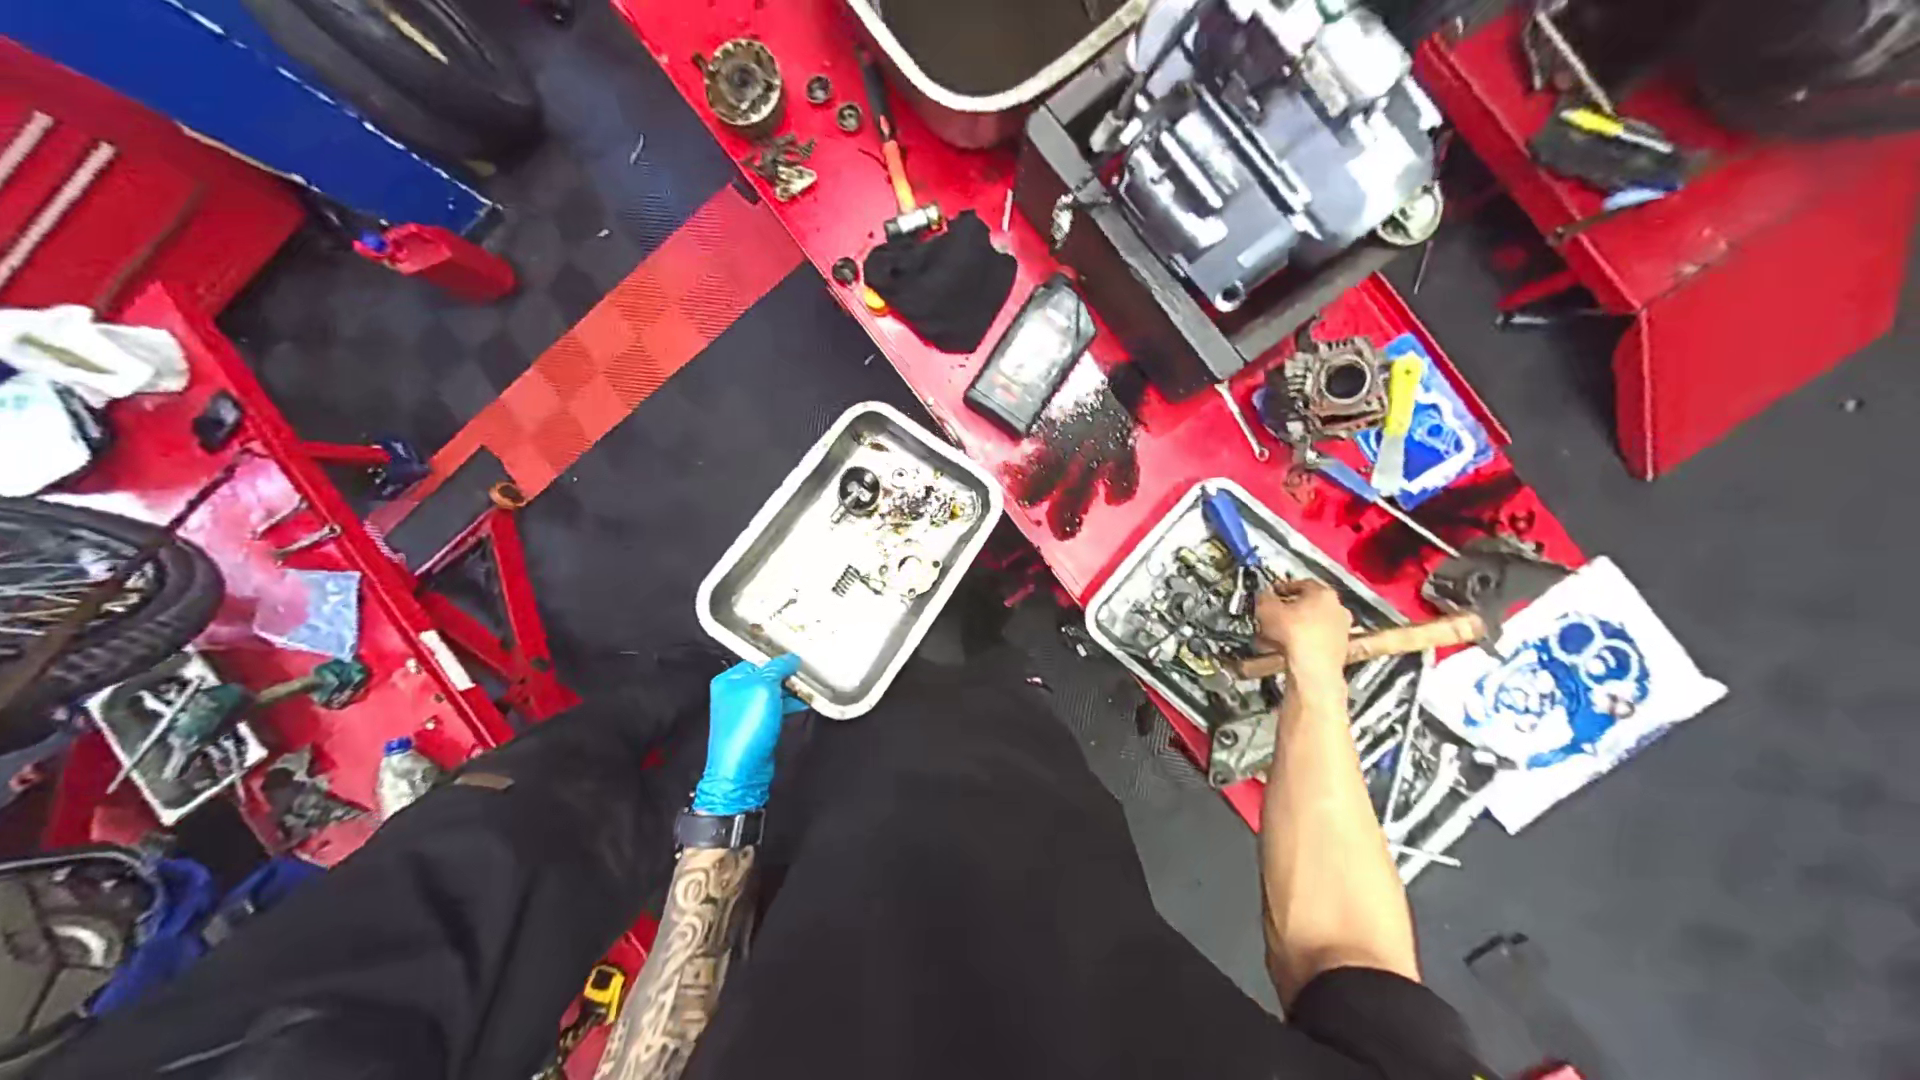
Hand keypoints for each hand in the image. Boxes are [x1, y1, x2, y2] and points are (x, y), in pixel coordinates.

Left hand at [692, 655, 807, 815]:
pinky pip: (778, 709)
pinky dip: (791, 705)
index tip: (799, 661)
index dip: (780, 660)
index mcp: (729, 680)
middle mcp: (735, 694)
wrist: (742, 771)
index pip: (760, 660)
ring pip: (775, 693)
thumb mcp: (763, 688)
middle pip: (768, 677)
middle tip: (807, 676)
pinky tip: (804, 705)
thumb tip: (790, 659)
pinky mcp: (758, 726)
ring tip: (809, 691)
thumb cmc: (745, 729)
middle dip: (789, 677)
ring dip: (793, 692)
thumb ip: (777, 668)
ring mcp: (747, 712)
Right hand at [1255, 581, 1352, 692]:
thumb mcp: (1266, 609)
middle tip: (1276, 613)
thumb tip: (1265, 595)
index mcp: (1323, 592)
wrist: (1313, 667)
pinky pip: (1318, 638)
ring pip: (1315, 622)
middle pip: (1311, 603)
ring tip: (1279, 634)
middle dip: (1292, 608)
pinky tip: (1289, 647)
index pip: (1302, 583)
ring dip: (1299, 625)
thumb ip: (1264, 597)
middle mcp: (1338, 608)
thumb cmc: (1292, 632)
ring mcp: (1343, 629)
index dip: (1284, 587)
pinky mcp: (1342, 648)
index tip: (1272, 594)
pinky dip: (1305, 640)